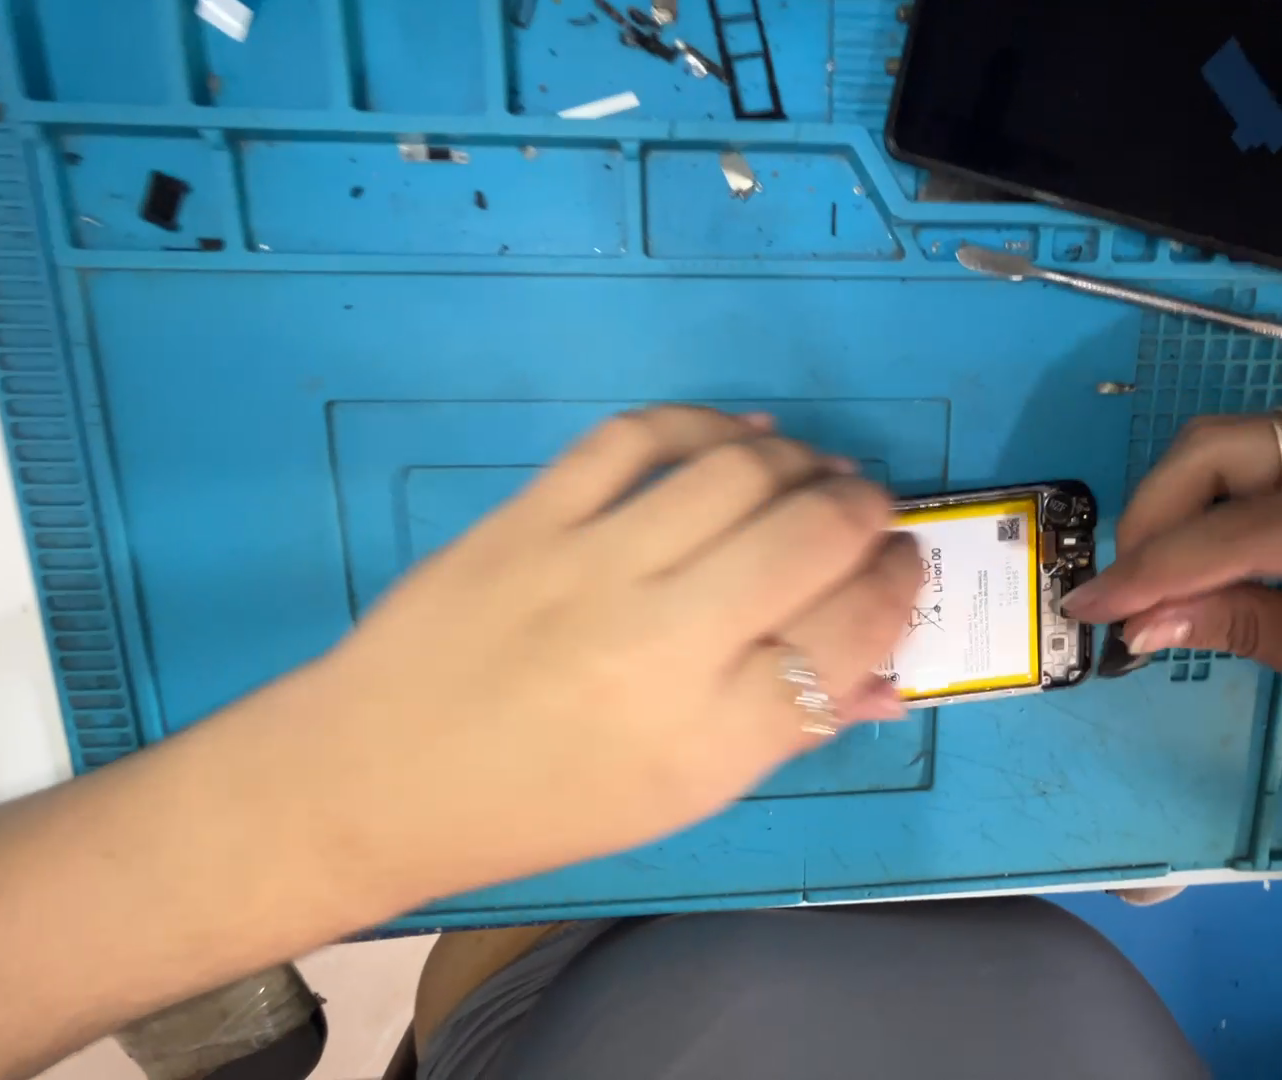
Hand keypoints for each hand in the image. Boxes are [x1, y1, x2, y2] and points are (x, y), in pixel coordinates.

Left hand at [285, 406, 917, 894]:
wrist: (377, 777)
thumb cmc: (546, 807)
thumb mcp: (685, 795)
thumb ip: (794, 726)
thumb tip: (886, 670)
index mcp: (711, 736)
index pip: (854, 633)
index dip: (899, 586)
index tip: (904, 565)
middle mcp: (663, 643)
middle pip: (812, 535)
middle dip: (868, 510)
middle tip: (872, 510)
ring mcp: (589, 564)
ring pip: (738, 472)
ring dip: (803, 461)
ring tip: (816, 472)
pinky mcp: (530, 514)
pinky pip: (641, 435)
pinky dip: (709, 422)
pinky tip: (741, 435)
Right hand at [1061, 411, 1281, 747]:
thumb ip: (1256, 635)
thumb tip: (1140, 624)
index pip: (1254, 528)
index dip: (1159, 567)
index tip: (1088, 605)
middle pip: (1224, 446)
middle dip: (1153, 515)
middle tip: (1129, 586)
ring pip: (1227, 441)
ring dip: (1172, 505)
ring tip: (1163, 575)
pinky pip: (1251, 454)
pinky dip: (1205, 501)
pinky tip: (1205, 552)